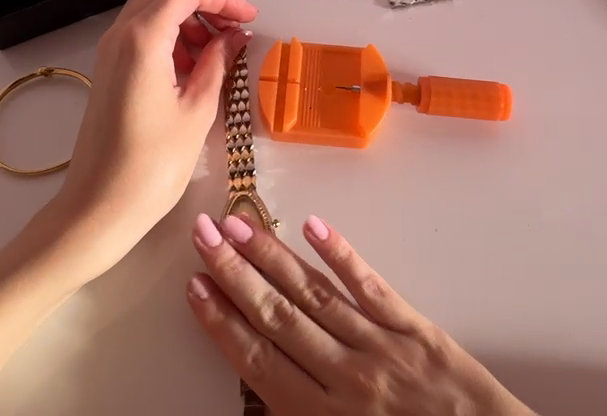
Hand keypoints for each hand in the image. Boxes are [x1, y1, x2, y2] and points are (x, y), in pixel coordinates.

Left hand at [52, 0, 256, 279]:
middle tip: (233, 31)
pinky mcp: (107, 70)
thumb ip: (218, 62)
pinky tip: (191, 68)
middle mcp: (120, 34)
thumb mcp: (197, 110)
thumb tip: (236, 36)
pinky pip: (140, 33)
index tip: (249, 18)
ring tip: (217, 54)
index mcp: (143, 39)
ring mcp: (109, 51)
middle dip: (204, 3)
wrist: (98, 208)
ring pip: (152, 10)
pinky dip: (169, 37)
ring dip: (187, 20)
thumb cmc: (153, 165)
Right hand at [186, 212, 534, 415]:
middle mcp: (345, 377)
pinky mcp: (412, 325)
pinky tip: (313, 226)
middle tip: (204, 234)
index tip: (194, 286)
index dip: (222, 322)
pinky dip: (340, 255)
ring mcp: (379, 345)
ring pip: (315, 294)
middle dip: (235, 273)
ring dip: (273, 257)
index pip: (259, 361)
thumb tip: (255, 381)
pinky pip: (369, 286)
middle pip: (278, 317)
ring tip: (240, 225)